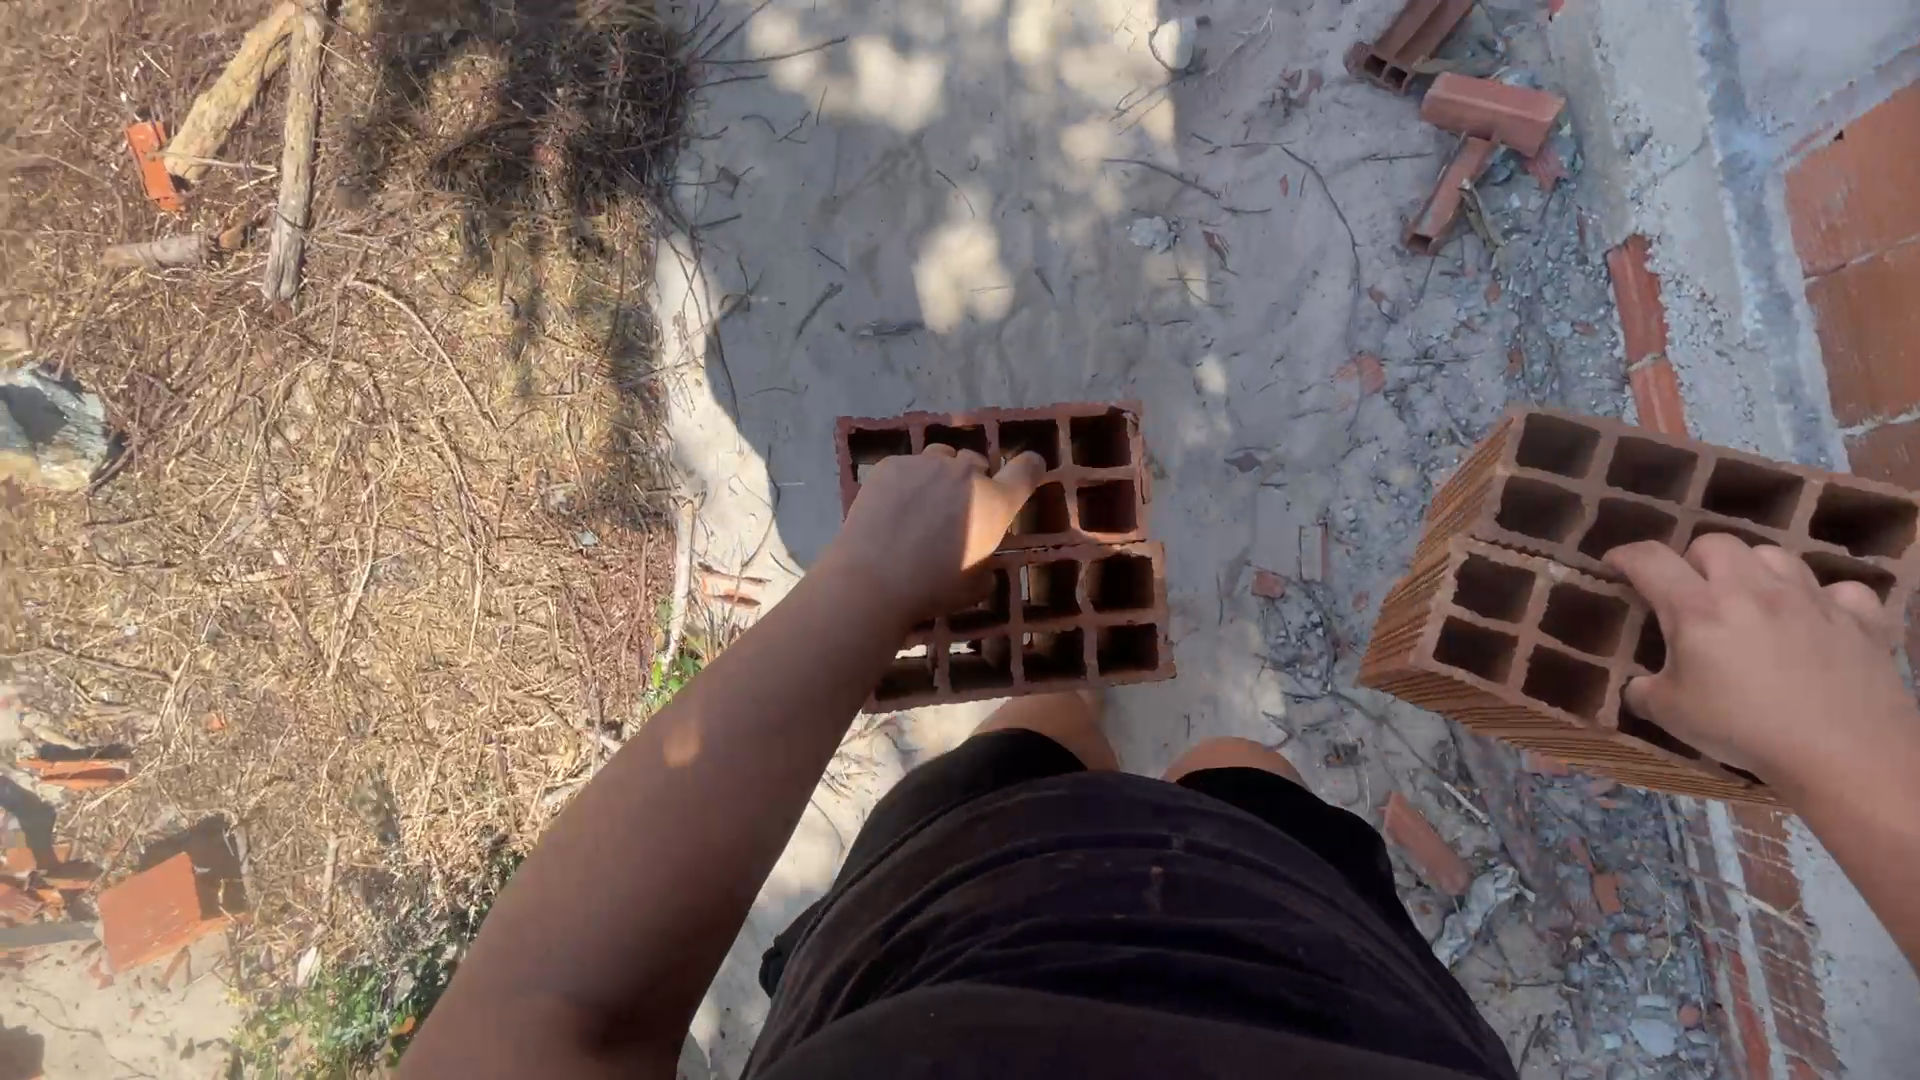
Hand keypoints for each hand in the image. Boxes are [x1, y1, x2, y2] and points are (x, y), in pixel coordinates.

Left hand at [819, 446, 1045, 627]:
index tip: (1027, 470)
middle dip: (973, 480)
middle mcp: (966, 474)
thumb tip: (982, 563)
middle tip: (956, 508)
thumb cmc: (931, 589)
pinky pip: (908, 465)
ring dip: (941, 474)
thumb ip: (986, 566)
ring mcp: (926, 464)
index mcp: (995, 503)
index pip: (1028, 469)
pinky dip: (907, 480)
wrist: (872, 579)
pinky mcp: (892, 464)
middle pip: (978, 462)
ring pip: (942, 458)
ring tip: (924, 502)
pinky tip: (893, 507)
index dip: (1030, 467)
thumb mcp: (975, 587)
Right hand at [1604, 534, 1916, 791]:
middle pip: (1715, 543)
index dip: (1624, 556)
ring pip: (1776, 555)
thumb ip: (1643, 687)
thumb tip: (1640, 684)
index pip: (1648, 559)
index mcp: (1697, 610)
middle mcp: (1753, 593)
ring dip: (1752, 570)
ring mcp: (1813, 603)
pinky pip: (1841, 589)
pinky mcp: (1862, 622)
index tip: (1614, 566)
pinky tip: (1813, 619)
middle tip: (1687, 590)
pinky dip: (1822, 597)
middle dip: (1692, 560)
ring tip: (1747, 598)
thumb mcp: (1666, 711)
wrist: (1846, 758)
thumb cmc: (1742, 730)